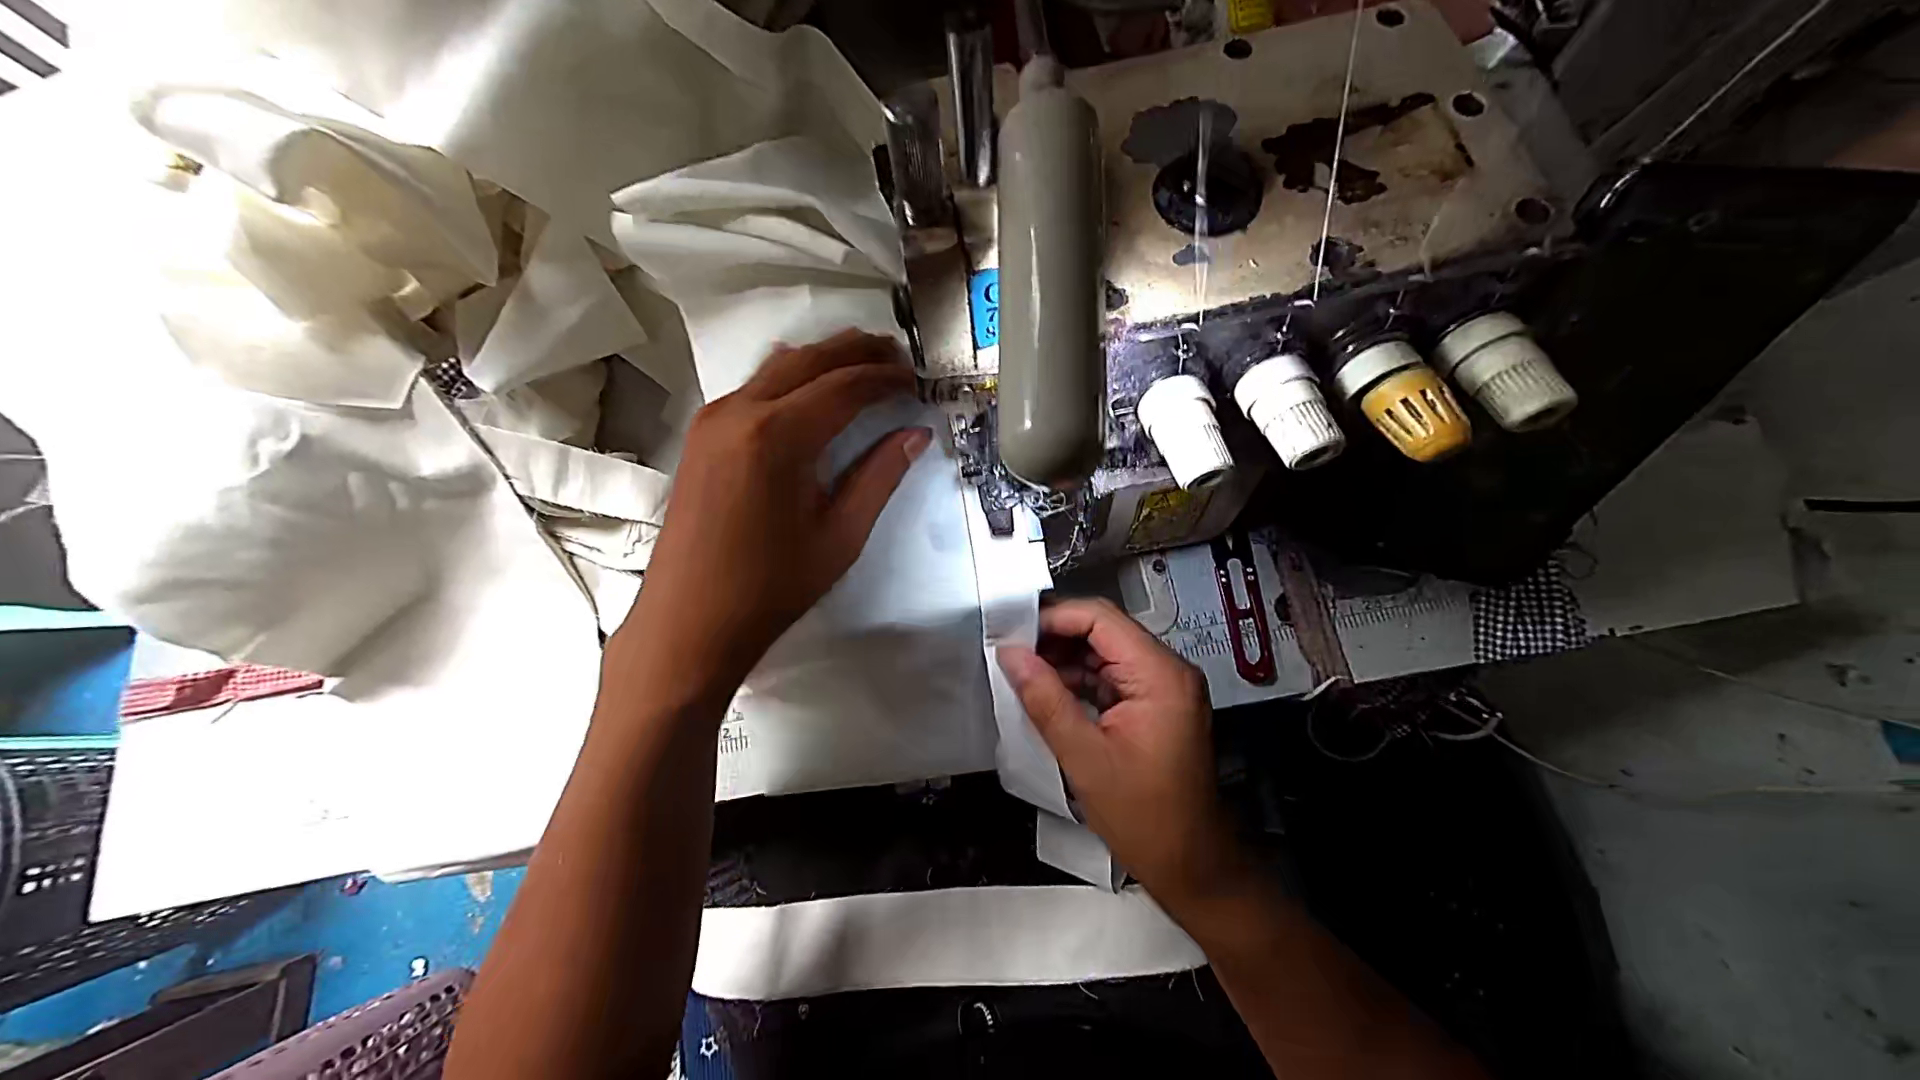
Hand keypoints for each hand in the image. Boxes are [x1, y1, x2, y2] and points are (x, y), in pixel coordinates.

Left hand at [616, 329, 928, 689]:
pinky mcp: (702, 435)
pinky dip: (791, 377)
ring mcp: (714, 420)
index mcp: (777, 436)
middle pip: (810, 360)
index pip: (845, 386)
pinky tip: (812, 389)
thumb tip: (914, 435)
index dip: (886, 378)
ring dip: (824, 359)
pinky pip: (754, 386)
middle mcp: (740, 412)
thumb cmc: (770, 588)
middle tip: (897, 357)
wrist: (690, 621)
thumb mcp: (840, 535)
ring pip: (778, 366)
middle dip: (858, 352)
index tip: (916, 380)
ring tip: (864, 364)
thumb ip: (880, 476)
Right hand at [997, 598, 1244, 905]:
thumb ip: (1045, 699)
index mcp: (1160, 675)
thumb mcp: (1084, 757)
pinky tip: (1049, 692)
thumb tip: (1012, 656)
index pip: (1101, 619)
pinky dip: (1081, 680)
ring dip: (1065, 659)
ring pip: (1105, 652)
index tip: (1014, 634)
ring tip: (1024, 673)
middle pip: (1104, 630)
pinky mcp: (1156, 704)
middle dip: (1055, 638)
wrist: (1192, 864)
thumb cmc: (1147, 818)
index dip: (1054, 619)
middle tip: (1013, 653)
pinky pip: (1113, 676)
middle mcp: (1168, 671)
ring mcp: (1164, 687)